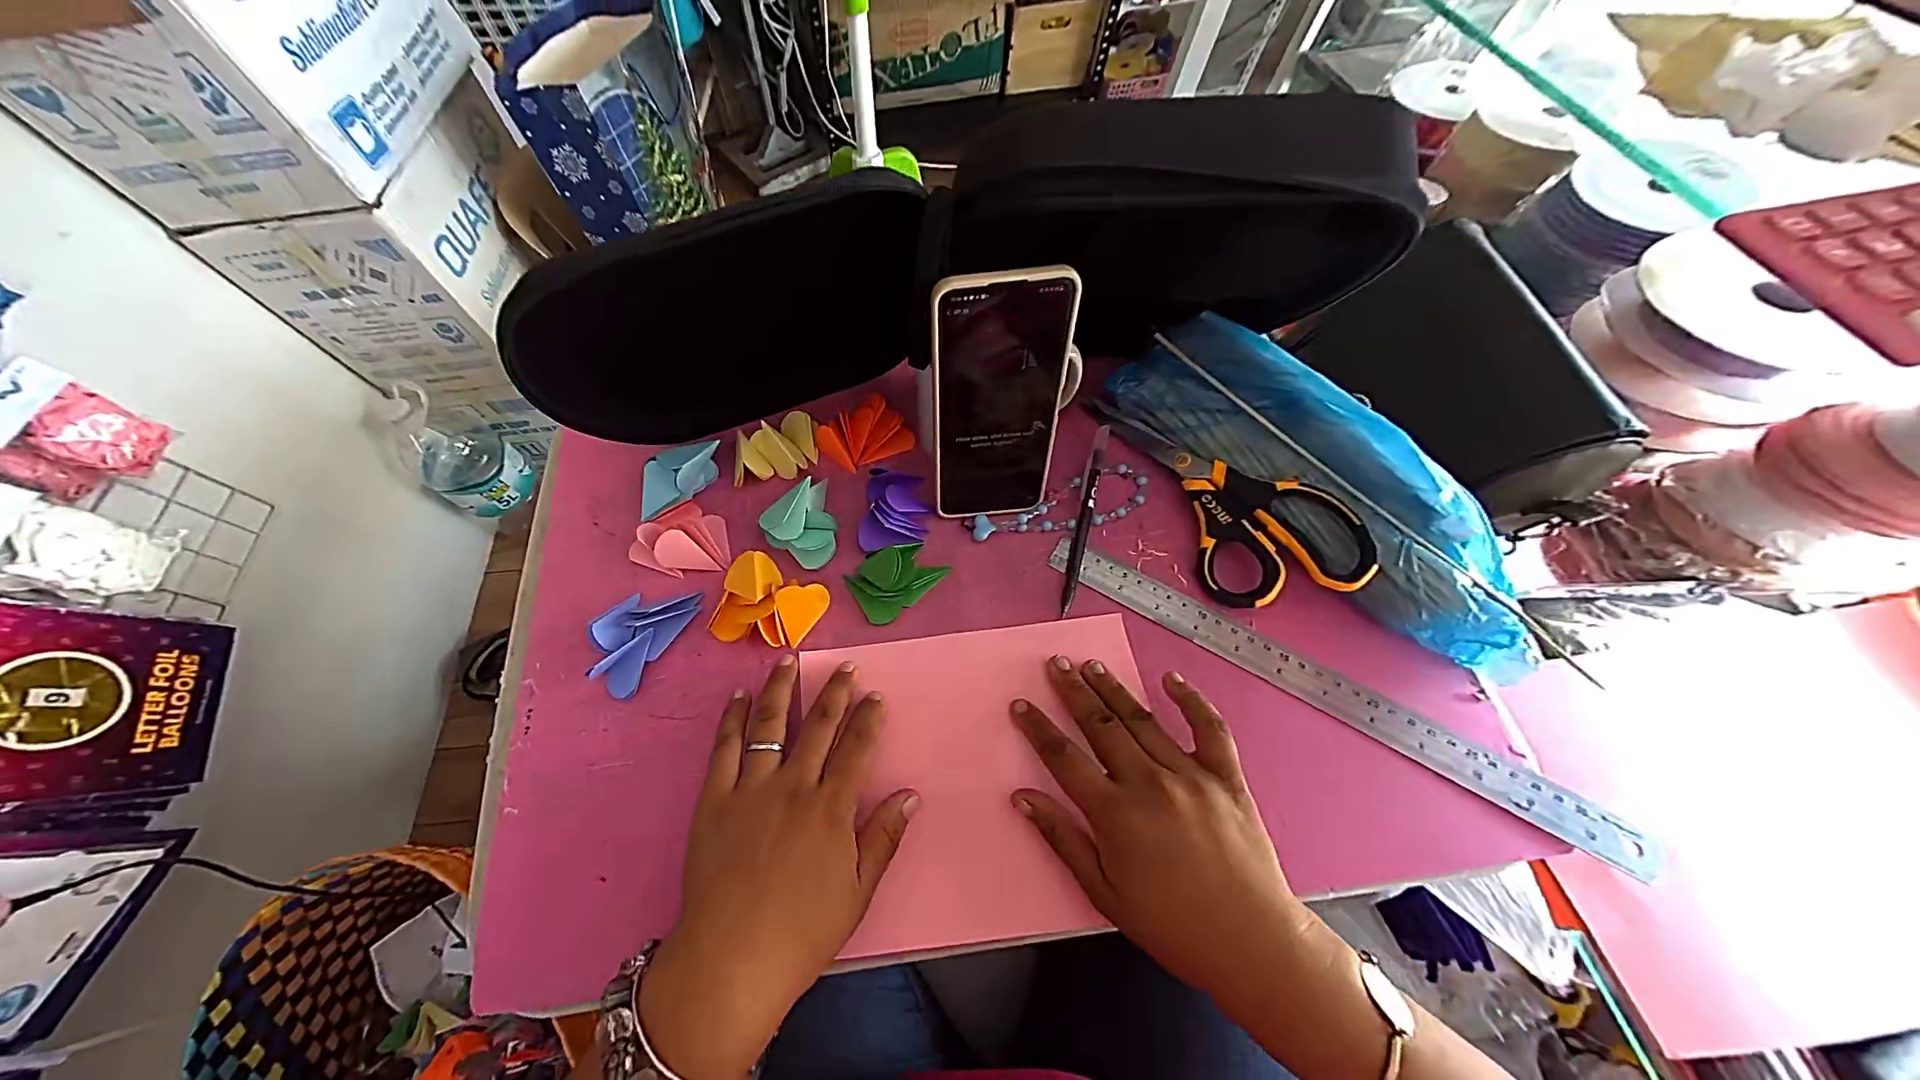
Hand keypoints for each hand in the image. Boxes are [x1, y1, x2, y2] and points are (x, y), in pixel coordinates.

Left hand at [637, 656, 918, 1078]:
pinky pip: (724, 749)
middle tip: (845, 668)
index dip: (869, 718)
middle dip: (835, 692)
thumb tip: (909, 795)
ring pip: (769, 724)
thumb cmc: (802, 933)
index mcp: (831, 809)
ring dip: (782, 689)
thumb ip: (883, 837)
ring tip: (789, 661)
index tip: (875, 696)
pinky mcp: (713, 801)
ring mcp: (750, 790)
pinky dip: (733, 719)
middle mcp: (793, 787)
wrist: (730, 962)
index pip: (857, 748)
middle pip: (819, 726)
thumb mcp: (858, 892)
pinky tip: (740, 697)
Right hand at [1010, 657, 1325, 1007]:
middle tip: (1057, 665)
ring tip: (1092, 666)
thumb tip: (1024, 799)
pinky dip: (1191, 700)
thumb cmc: (1172, 926)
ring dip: (1114, 689)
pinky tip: (1172, 680)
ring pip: (1143, 720)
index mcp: (1115, 814)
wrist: (1250, 941)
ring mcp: (1190, 776)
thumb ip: (1062, 838)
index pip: (1064, 757)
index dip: (1038, 727)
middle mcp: (1149, 784)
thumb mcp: (1104, 892)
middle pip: (1100, 726)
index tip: (1022, 705)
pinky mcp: (1226, 777)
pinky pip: (1209, 728)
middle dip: (1073, 691)